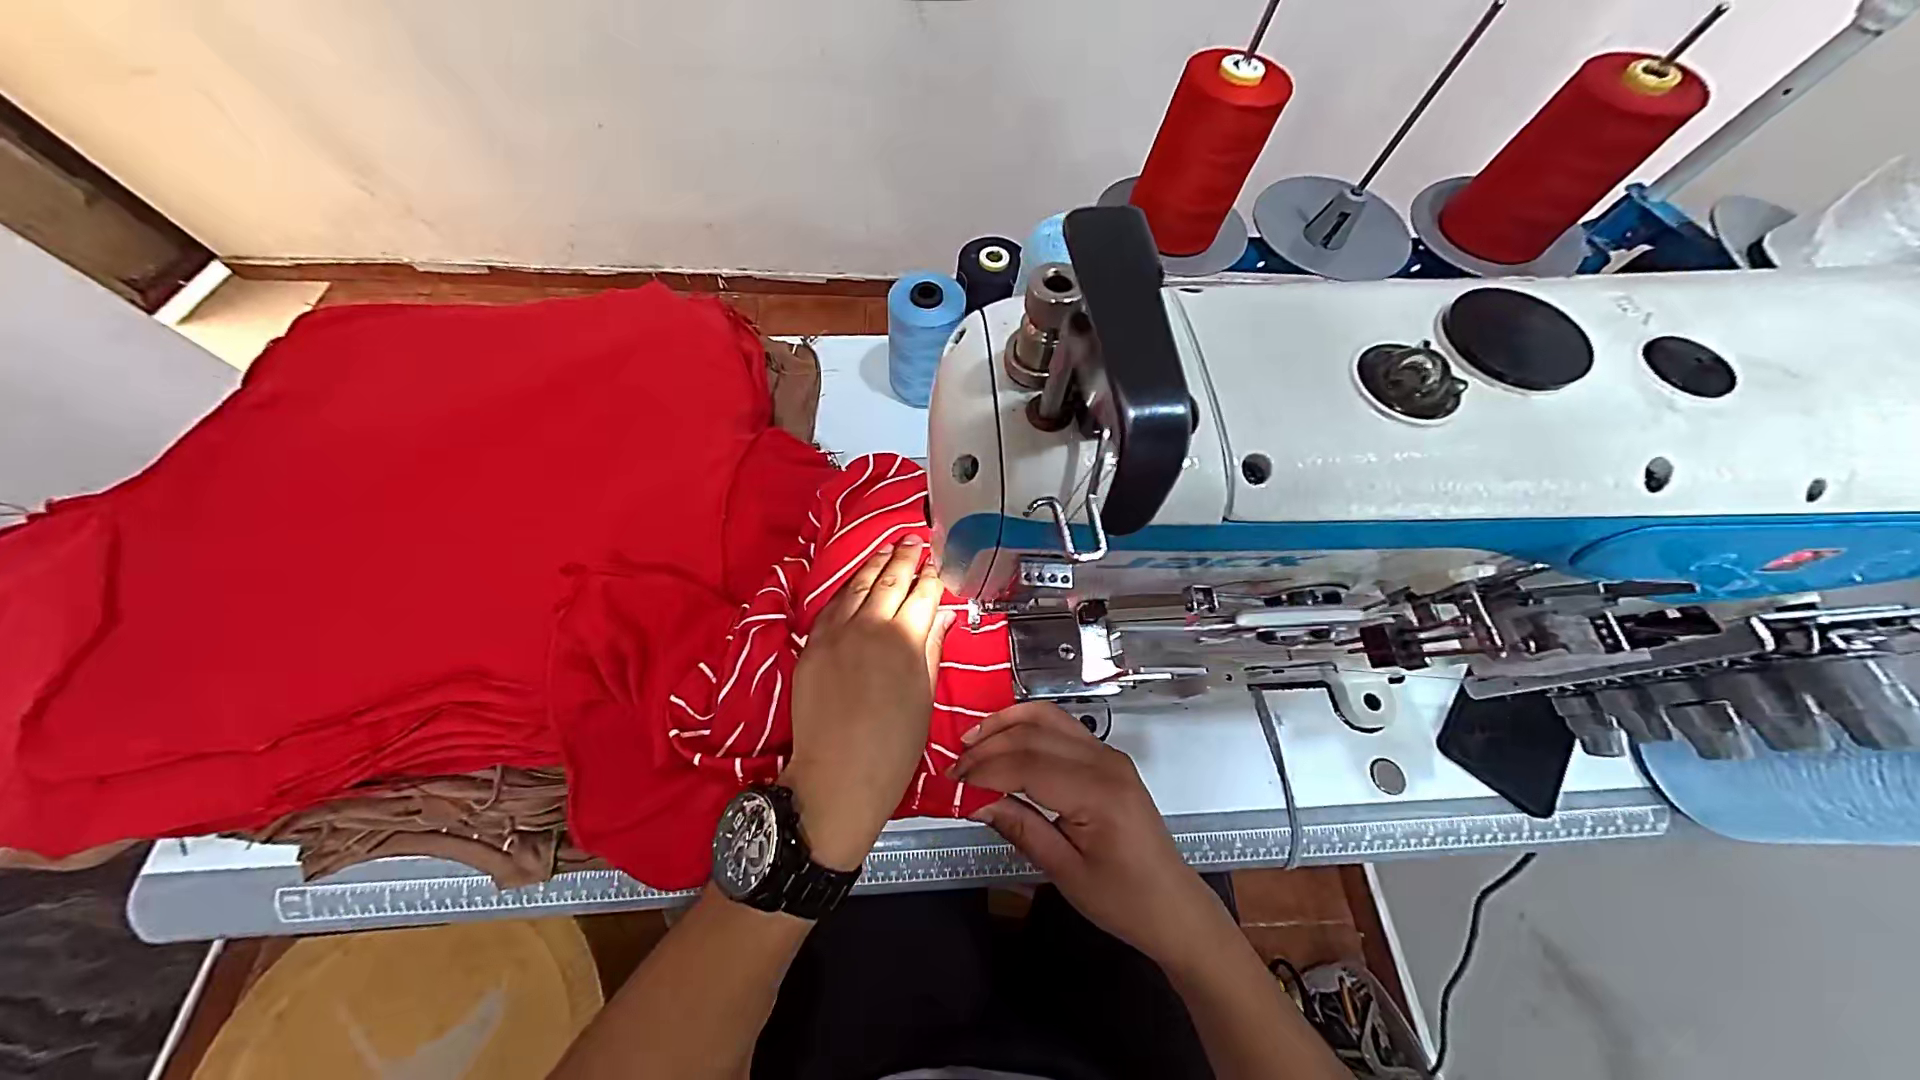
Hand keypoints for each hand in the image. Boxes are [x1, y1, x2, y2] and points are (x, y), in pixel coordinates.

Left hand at [783, 538, 953, 870]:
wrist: (838, 776)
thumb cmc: (894, 746)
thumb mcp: (925, 696)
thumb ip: (932, 648)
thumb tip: (941, 615)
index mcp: (906, 640)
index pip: (923, 595)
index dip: (932, 576)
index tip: (937, 564)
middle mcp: (870, 627)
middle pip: (890, 580)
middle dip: (905, 557)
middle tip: (914, 540)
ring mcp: (836, 634)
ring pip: (858, 586)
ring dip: (875, 564)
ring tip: (888, 549)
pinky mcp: (812, 645)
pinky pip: (831, 607)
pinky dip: (847, 589)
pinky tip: (856, 582)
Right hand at [952, 703, 1239, 966]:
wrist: (1172, 905)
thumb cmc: (1123, 900)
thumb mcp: (1065, 873)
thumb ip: (1021, 828)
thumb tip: (976, 801)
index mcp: (1098, 793)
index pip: (1028, 765)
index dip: (985, 770)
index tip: (952, 781)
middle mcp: (1105, 761)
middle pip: (1035, 733)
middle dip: (988, 744)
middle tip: (954, 763)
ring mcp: (1109, 754)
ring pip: (1047, 717)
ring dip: (1005, 723)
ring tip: (972, 739)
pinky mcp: (1107, 756)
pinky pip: (1061, 726)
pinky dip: (1027, 726)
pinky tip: (1004, 738)